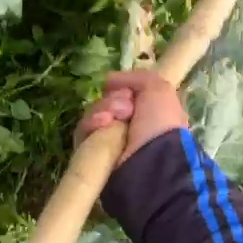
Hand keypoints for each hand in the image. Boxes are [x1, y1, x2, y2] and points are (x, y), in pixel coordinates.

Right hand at [74, 70, 190, 165]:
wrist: (149, 165)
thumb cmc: (159, 126)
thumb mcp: (159, 90)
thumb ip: (138, 77)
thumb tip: (109, 81)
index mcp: (146, 114)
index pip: (123, 93)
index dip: (123, 88)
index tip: (128, 93)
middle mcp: (127, 128)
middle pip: (106, 102)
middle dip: (112, 101)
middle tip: (125, 110)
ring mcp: (109, 142)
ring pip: (93, 115)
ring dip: (102, 111)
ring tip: (112, 120)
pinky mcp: (92, 155)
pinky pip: (83, 132)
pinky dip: (91, 126)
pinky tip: (101, 127)